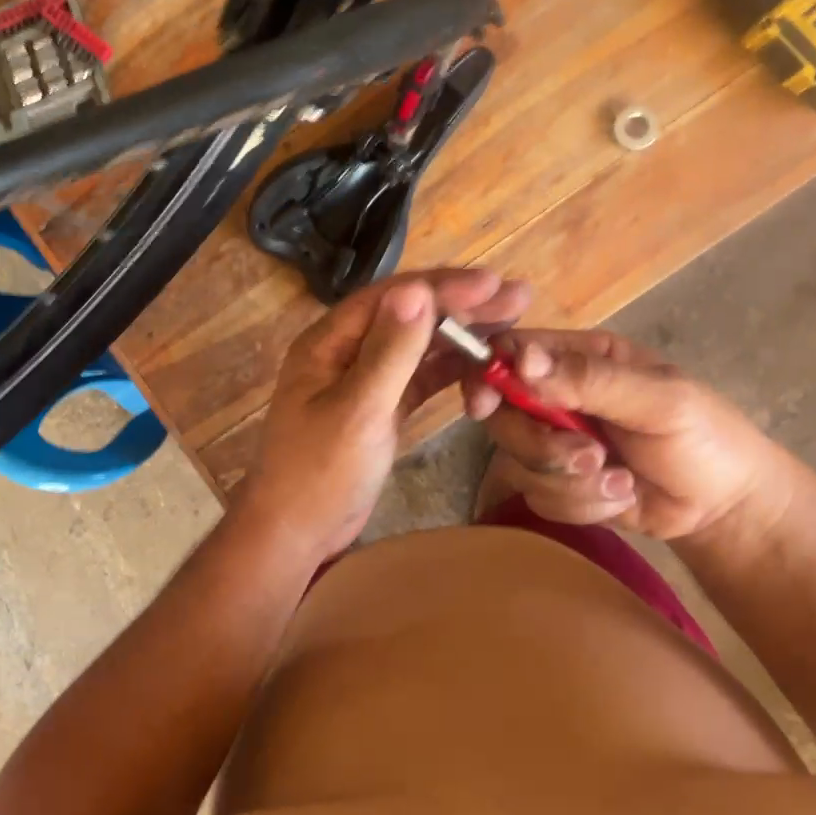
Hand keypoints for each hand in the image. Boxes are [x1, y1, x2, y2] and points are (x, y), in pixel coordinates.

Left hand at [240, 269, 531, 560]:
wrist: (297, 530)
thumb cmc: (319, 472)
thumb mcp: (358, 410)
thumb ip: (390, 352)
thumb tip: (417, 290)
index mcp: (328, 343)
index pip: (391, 298)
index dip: (443, 287)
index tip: (494, 284)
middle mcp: (344, 353)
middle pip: (408, 317)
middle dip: (461, 307)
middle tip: (519, 299)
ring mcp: (361, 382)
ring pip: (417, 348)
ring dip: (460, 338)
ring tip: (511, 328)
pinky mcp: (378, 410)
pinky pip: (418, 380)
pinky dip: (449, 373)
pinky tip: (483, 368)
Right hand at [467, 330, 794, 540]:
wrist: (725, 508)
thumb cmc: (705, 438)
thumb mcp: (659, 401)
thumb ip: (590, 380)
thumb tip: (521, 360)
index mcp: (579, 358)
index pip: (509, 353)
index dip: (487, 376)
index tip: (484, 405)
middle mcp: (555, 397)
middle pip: (502, 417)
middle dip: (543, 447)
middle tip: (591, 458)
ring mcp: (551, 443)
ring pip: (518, 463)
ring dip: (572, 482)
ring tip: (623, 483)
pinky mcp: (554, 485)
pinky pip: (538, 497)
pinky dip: (582, 505)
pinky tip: (621, 498)